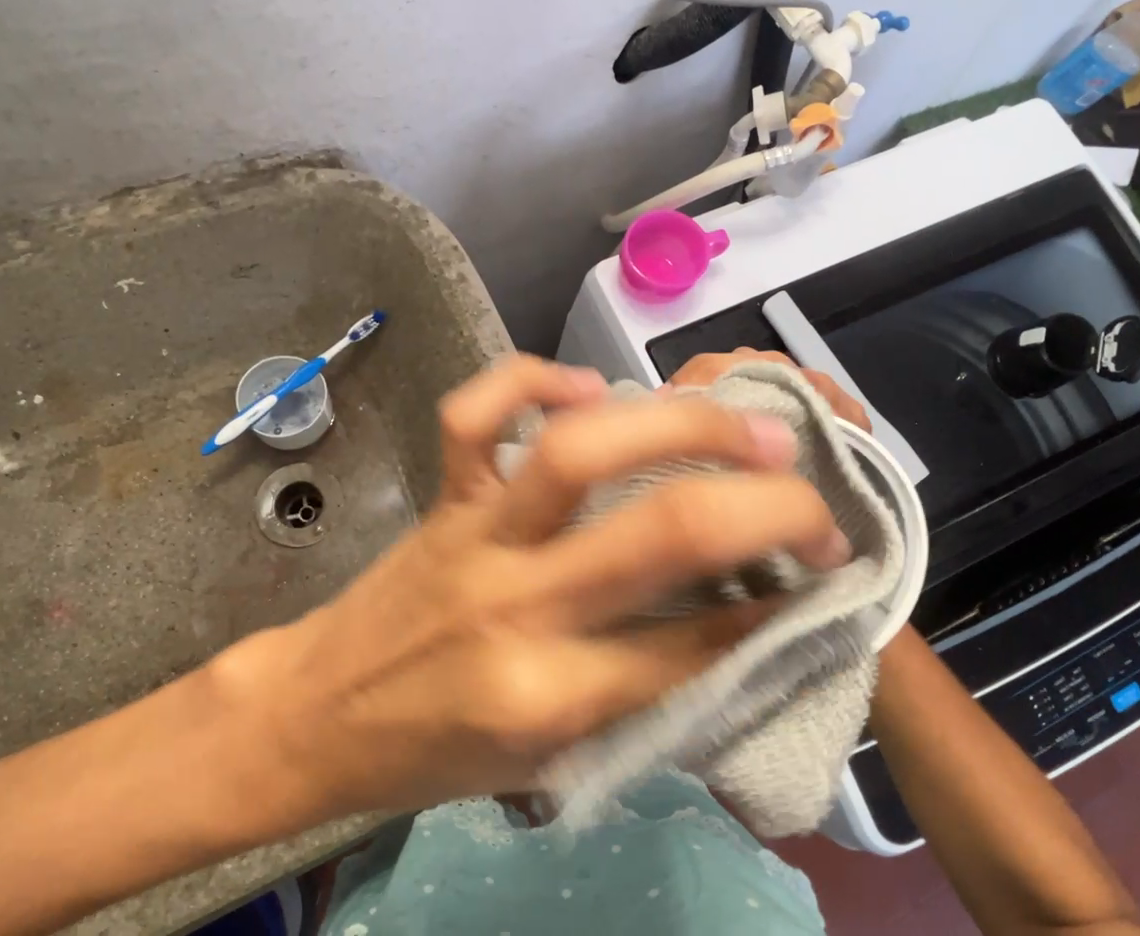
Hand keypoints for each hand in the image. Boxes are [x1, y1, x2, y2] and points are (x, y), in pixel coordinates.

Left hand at [218, 355, 849, 819]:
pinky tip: (589, 386)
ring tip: (746, 422)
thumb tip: (740, 627)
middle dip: (768, 508)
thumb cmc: (437, 751)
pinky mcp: (444, 497)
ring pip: (577, 452)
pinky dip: (532, 379)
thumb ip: (642, 697)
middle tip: (820, 503)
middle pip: (663, 534)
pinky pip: (474, 415)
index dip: (779, 609)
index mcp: (549, 697)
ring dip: (678, 424)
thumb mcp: (550, 760)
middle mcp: (518, 606)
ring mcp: (474, 536)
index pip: (698, 644)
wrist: (315, 716)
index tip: (825, 578)